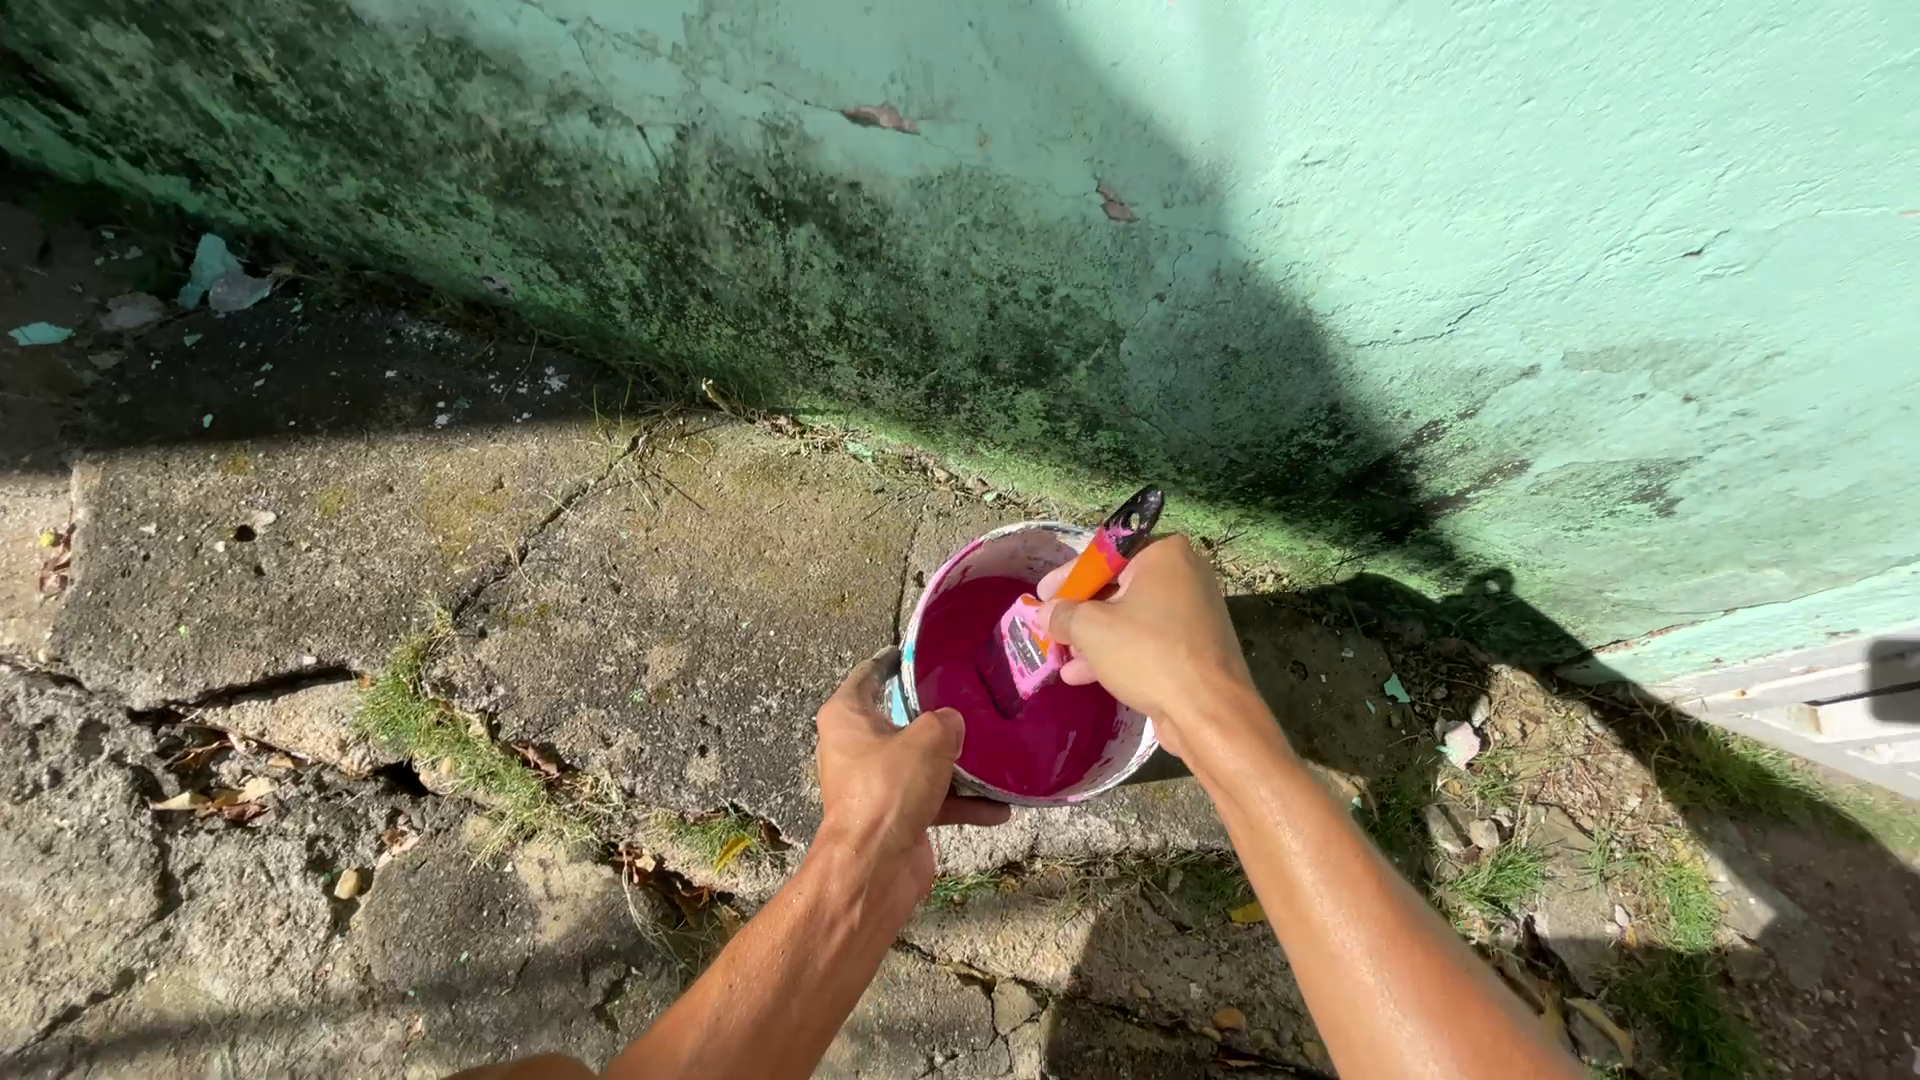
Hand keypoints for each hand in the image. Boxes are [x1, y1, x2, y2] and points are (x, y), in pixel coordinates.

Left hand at [813, 649, 1009, 917]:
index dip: (891, 660)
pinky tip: (999, 808)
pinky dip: (962, 803)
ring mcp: (875, 783)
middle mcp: (855, 747)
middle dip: (934, 714)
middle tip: (968, 697)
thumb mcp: (927, 738)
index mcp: (846, 716)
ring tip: (994, 755)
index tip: (916, 650)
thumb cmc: (889, 787)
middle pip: (899, 720)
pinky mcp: (895, 815)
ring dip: (956, 765)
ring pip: (920, 762)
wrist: (875, 866)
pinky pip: (933, 799)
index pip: (867, 675)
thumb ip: (946, 721)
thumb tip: (953, 725)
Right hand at [1036, 535, 1261, 758]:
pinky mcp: (1193, 645)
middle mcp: (1183, 574)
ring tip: (1060, 658)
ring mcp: (1192, 611)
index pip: (1103, 557)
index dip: (1067, 578)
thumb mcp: (1091, 629)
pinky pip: (1146, 639)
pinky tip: (1081, 676)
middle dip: (1080, 613)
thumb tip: (1045, 613)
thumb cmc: (1147, 654)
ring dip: (1092, 638)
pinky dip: (1116, 652)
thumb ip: (1062, 615)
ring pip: (1129, 617)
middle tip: (1051, 628)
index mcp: (1163, 554)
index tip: (1042, 595)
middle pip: (1116, 588)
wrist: (1208, 711)